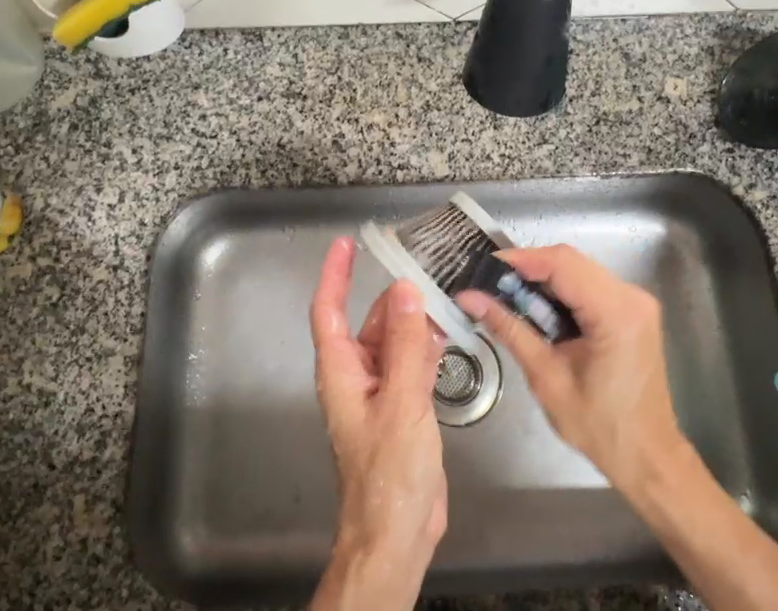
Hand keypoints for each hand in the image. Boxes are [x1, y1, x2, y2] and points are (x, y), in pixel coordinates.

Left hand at [308, 237, 445, 610]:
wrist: (396, 532)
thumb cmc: (389, 473)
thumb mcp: (401, 403)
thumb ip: (405, 345)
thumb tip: (405, 290)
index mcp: (341, 372)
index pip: (329, 311)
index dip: (334, 276)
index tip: (345, 244)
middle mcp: (356, 377)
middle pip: (369, 324)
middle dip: (393, 299)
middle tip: (426, 271)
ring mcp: (379, 394)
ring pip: (393, 343)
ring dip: (413, 323)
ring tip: (444, 297)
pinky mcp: (401, 410)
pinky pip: (409, 365)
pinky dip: (425, 348)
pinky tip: (448, 336)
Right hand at [455, 244, 684, 493]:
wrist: (646, 455)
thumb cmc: (599, 426)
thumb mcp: (546, 377)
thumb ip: (510, 329)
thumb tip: (470, 297)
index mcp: (617, 313)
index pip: (563, 264)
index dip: (521, 260)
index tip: (484, 267)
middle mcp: (632, 297)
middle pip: (571, 262)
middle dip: (528, 270)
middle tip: (489, 285)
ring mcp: (636, 302)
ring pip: (580, 271)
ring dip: (543, 281)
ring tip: (506, 297)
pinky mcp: (633, 312)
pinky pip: (590, 287)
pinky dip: (561, 293)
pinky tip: (537, 310)